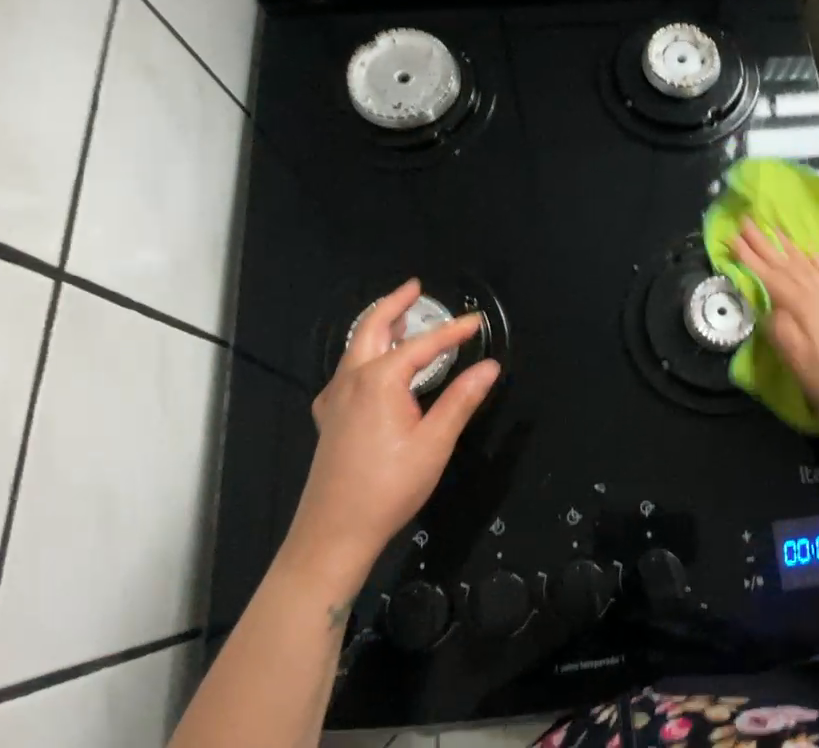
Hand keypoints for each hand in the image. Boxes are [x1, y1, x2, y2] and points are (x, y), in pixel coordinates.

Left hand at [281, 280, 499, 586]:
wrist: (334, 532)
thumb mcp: (434, 443)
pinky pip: (346, 371)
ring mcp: (335, 399)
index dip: (453, 331)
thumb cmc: (389, 487)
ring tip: (399, 318)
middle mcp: (352, 380)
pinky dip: (363, 354)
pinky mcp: (329, 418)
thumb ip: (461, 400)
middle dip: (394, 304)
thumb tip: (489, 367)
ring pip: (355, 348)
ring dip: (377, 326)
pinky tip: (373, 369)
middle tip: (415, 287)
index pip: (423, 346)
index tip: (476, 321)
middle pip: (371, 329)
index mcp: (380, 381)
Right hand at [731, 219, 818, 447]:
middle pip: (784, 261)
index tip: (731, 236)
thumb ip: (776, 326)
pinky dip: (814, 259)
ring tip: (772, 228)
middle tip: (745, 220)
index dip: (748, 256)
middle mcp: (814, 292)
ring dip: (785, 245)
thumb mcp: (793, 356)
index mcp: (798, 304)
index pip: (767, 273)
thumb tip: (765, 306)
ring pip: (803, 262)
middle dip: (763, 241)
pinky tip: (810, 252)